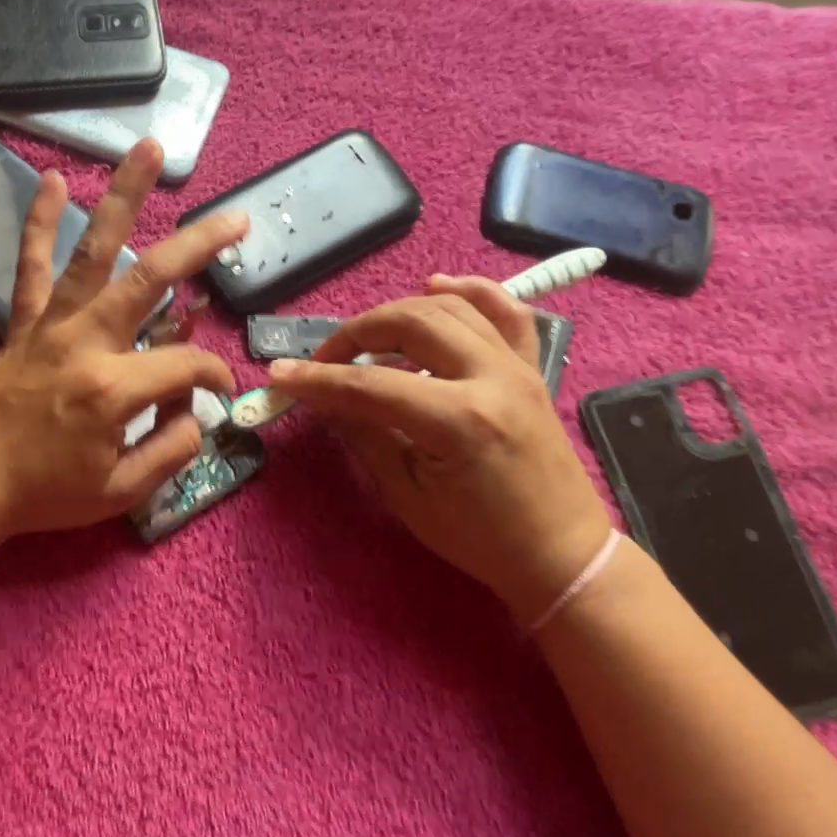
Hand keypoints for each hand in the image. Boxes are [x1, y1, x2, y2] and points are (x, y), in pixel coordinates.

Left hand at [0, 140, 249, 541]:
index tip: (216, 391)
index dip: (213, 377)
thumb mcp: (122, 493)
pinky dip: (41, 224)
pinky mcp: (22, 325)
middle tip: (237, 219)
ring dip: (123, 198)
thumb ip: (171, 450)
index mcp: (113, 391)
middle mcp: (84, 344)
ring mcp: (49, 327)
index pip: (186, 366)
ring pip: (92, 251)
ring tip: (147, 149)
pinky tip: (54, 181)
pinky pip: (31, 268)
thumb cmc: (47, 496)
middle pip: (150, 279)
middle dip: (199, 246)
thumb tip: (197, 411)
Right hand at [269, 275, 612, 621]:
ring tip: (364, 338)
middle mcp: (491, 378)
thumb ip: (365, 435)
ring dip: (399, 312)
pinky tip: (436, 285)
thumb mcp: (405, 494)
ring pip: (452, 306)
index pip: (370, 383)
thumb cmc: (475, 537)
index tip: (279, 375)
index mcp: (458, 421)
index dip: (318, 379)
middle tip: (323, 361)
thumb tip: (323, 400)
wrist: (556, 551)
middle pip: (412, 323)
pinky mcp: (531, 368)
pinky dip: (469, 290)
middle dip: (356, 333)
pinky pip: (505, 311)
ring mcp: (517, 367)